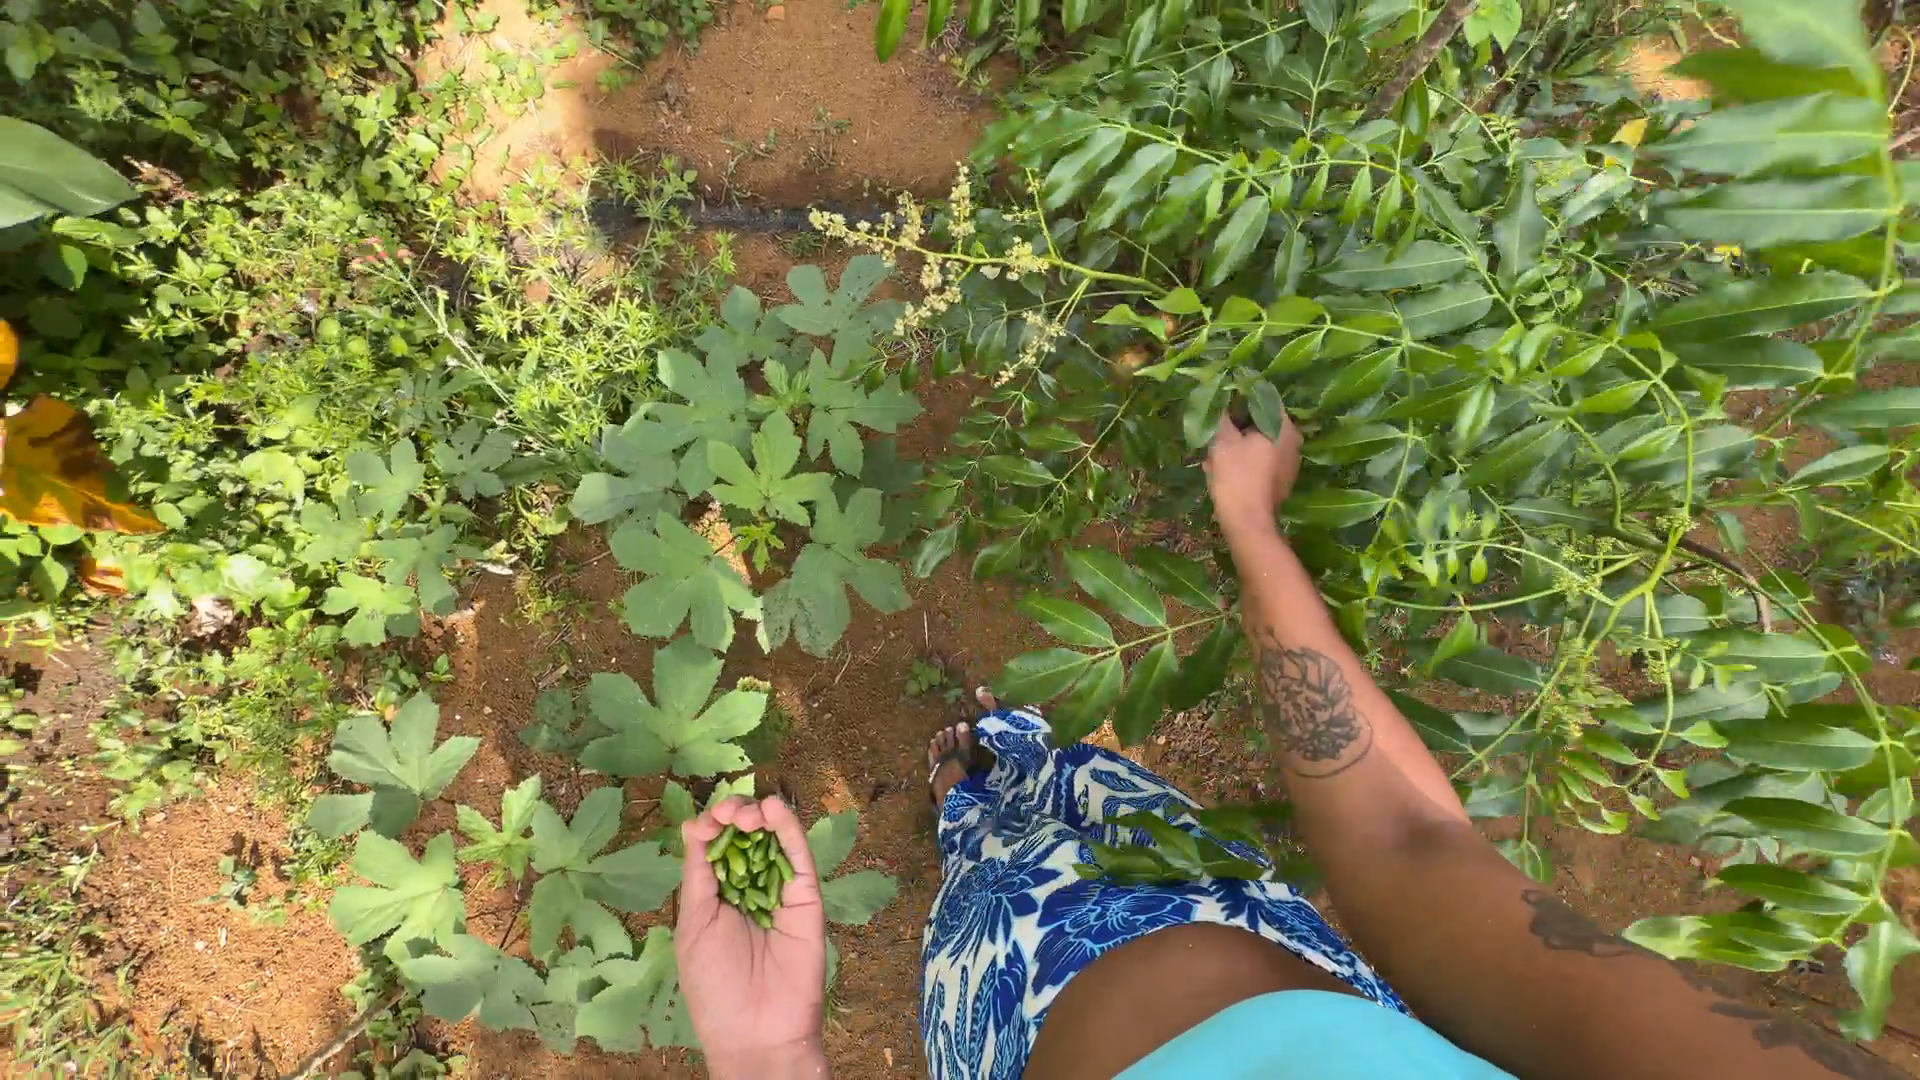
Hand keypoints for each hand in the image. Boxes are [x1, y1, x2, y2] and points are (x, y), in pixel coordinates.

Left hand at [675, 796, 829, 1078]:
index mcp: (720, 892)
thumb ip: (698, 873)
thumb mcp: (694, 925)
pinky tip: (774, 808)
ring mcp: (781, 885)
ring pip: (774, 836)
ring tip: (745, 815)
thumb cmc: (715, 985)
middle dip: (735, 815)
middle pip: (747, 833)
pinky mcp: (807, 891)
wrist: (756, 1031)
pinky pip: (798, 853)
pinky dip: (788, 825)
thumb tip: (693, 824)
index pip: (718, 844)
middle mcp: (751, 883)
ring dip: (758, 815)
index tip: (705, 823)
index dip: (712, 825)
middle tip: (727, 815)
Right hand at [1204, 411, 1301, 537]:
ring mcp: (1289, 462)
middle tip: (1212, 436)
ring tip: (1211, 458)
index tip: (1219, 408)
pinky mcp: (1281, 480)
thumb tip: (1217, 399)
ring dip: (1235, 447)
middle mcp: (1293, 441)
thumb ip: (1221, 416)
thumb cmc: (1236, 475)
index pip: (1262, 399)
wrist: (1248, 521)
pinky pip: (1260, 462)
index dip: (1238, 400)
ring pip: (1257, 444)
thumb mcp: (1223, 441)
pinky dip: (1242, 462)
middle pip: (1259, 423)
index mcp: (1283, 426)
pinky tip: (1221, 472)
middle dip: (1234, 428)